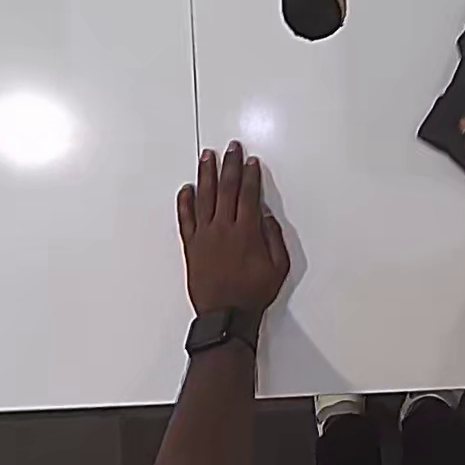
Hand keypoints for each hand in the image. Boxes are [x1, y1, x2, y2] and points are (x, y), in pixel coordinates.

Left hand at [176, 141, 290, 314]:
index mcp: (246, 232)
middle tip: (231, 149)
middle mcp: (224, 228)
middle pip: (226, 188)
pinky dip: (185, 202)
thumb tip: (266, 216)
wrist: (225, 316)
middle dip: (229, 165)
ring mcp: (205, 236)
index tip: (250, 162)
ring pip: (204, 197)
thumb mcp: (278, 267)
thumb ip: (274, 238)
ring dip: (206, 174)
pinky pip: (186, 219)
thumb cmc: (252, 294)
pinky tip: (186, 189)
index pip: (248, 194)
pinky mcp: (191, 246)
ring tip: (207, 157)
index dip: (250, 175)